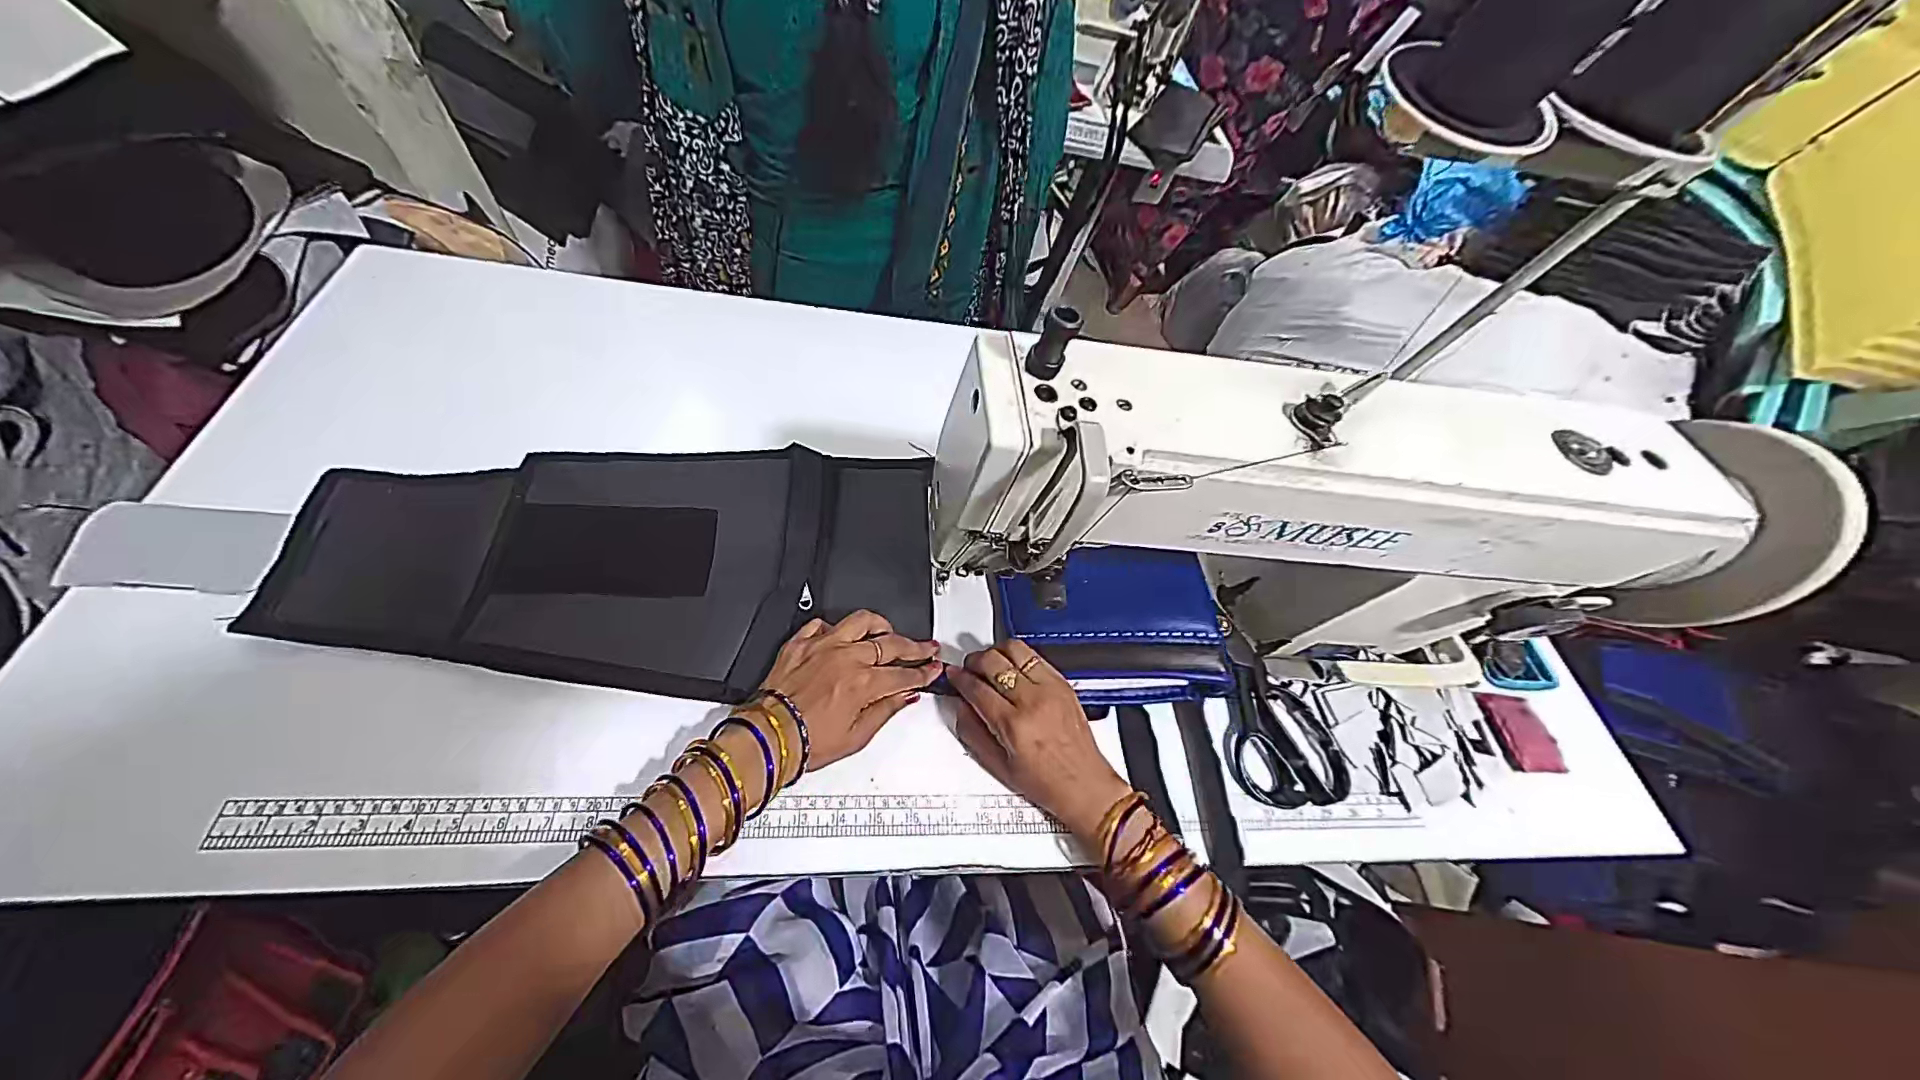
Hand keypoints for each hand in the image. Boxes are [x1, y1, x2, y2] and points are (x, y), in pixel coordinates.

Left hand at [760, 611, 940, 771]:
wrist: (768, 736)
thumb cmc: (805, 741)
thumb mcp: (857, 736)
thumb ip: (886, 710)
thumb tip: (904, 697)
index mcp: (862, 683)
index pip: (904, 673)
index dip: (923, 671)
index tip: (932, 669)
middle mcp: (845, 658)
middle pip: (891, 643)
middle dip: (915, 646)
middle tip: (925, 647)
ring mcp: (822, 646)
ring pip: (861, 621)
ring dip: (881, 625)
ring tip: (889, 630)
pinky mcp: (801, 643)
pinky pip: (822, 623)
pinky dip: (837, 627)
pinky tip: (842, 633)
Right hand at [947, 639, 1131, 844]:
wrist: (1084, 784)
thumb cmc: (1047, 782)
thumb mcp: (998, 766)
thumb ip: (972, 732)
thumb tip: (960, 707)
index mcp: (1014, 725)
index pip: (976, 687)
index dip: (959, 678)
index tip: (954, 677)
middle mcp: (1033, 701)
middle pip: (992, 661)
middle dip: (973, 662)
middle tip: (968, 669)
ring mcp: (1051, 689)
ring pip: (1014, 649)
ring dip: (996, 653)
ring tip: (990, 664)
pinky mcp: (1063, 684)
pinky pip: (1035, 656)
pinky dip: (1019, 656)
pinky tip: (1013, 666)